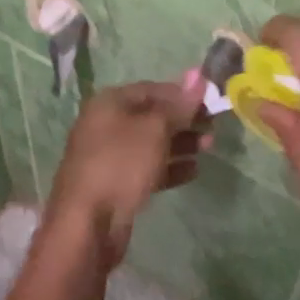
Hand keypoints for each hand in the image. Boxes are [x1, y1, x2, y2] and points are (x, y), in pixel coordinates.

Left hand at [46, 73, 209, 267]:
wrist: (86, 225)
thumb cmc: (120, 165)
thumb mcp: (154, 130)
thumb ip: (178, 105)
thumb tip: (198, 74)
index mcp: (110, 103)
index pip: (152, 89)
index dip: (181, 93)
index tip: (210, 101)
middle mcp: (106, 124)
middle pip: (151, 115)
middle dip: (183, 119)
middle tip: (213, 127)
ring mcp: (109, 156)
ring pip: (151, 143)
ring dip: (180, 143)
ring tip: (209, 147)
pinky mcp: (115, 185)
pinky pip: (147, 168)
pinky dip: (169, 167)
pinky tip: (194, 171)